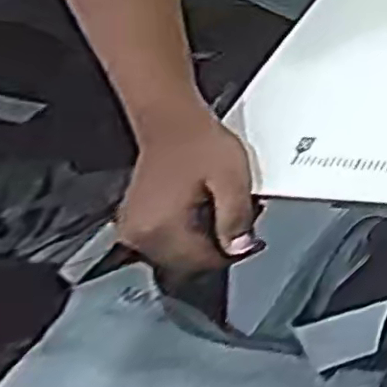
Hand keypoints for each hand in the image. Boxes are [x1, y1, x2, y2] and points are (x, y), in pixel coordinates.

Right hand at [118, 110, 260, 275]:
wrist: (175, 125)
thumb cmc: (203, 147)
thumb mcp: (233, 180)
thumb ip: (236, 216)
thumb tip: (240, 248)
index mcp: (159, 229)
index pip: (198, 262)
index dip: (230, 254)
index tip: (253, 241)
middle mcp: (137, 235)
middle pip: (185, 260)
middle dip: (218, 245)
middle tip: (243, 220)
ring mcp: (133, 228)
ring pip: (178, 251)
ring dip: (206, 238)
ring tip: (228, 211)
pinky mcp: (138, 219)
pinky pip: (169, 237)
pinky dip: (192, 229)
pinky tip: (209, 208)